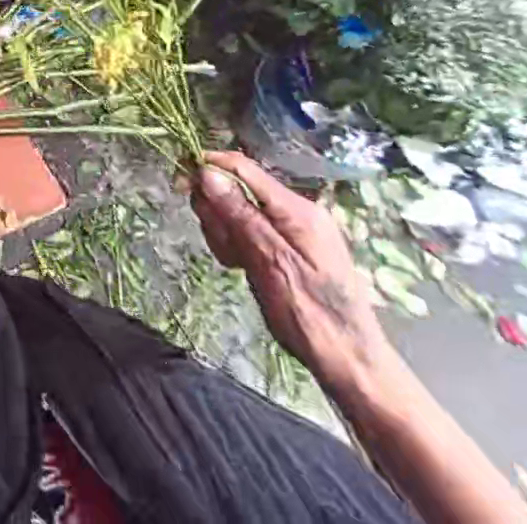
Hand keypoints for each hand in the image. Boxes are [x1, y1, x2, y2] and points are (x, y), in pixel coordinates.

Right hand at [190, 150, 395, 402]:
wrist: (348, 360)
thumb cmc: (310, 313)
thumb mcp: (269, 261)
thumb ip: (240, 214)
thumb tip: (207, 172)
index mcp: (296, 209)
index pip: (242, 167)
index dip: (207, 166)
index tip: (177, 181)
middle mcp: (295, 211)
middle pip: (235, 188)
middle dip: (216, 210)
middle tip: (223, 245)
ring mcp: (290, 228)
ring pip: (235, 210)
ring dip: (223, 231)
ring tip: (235, 261)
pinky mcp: (284, 244)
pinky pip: (245, 229)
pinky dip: (234, 243)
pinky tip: (241, 265)